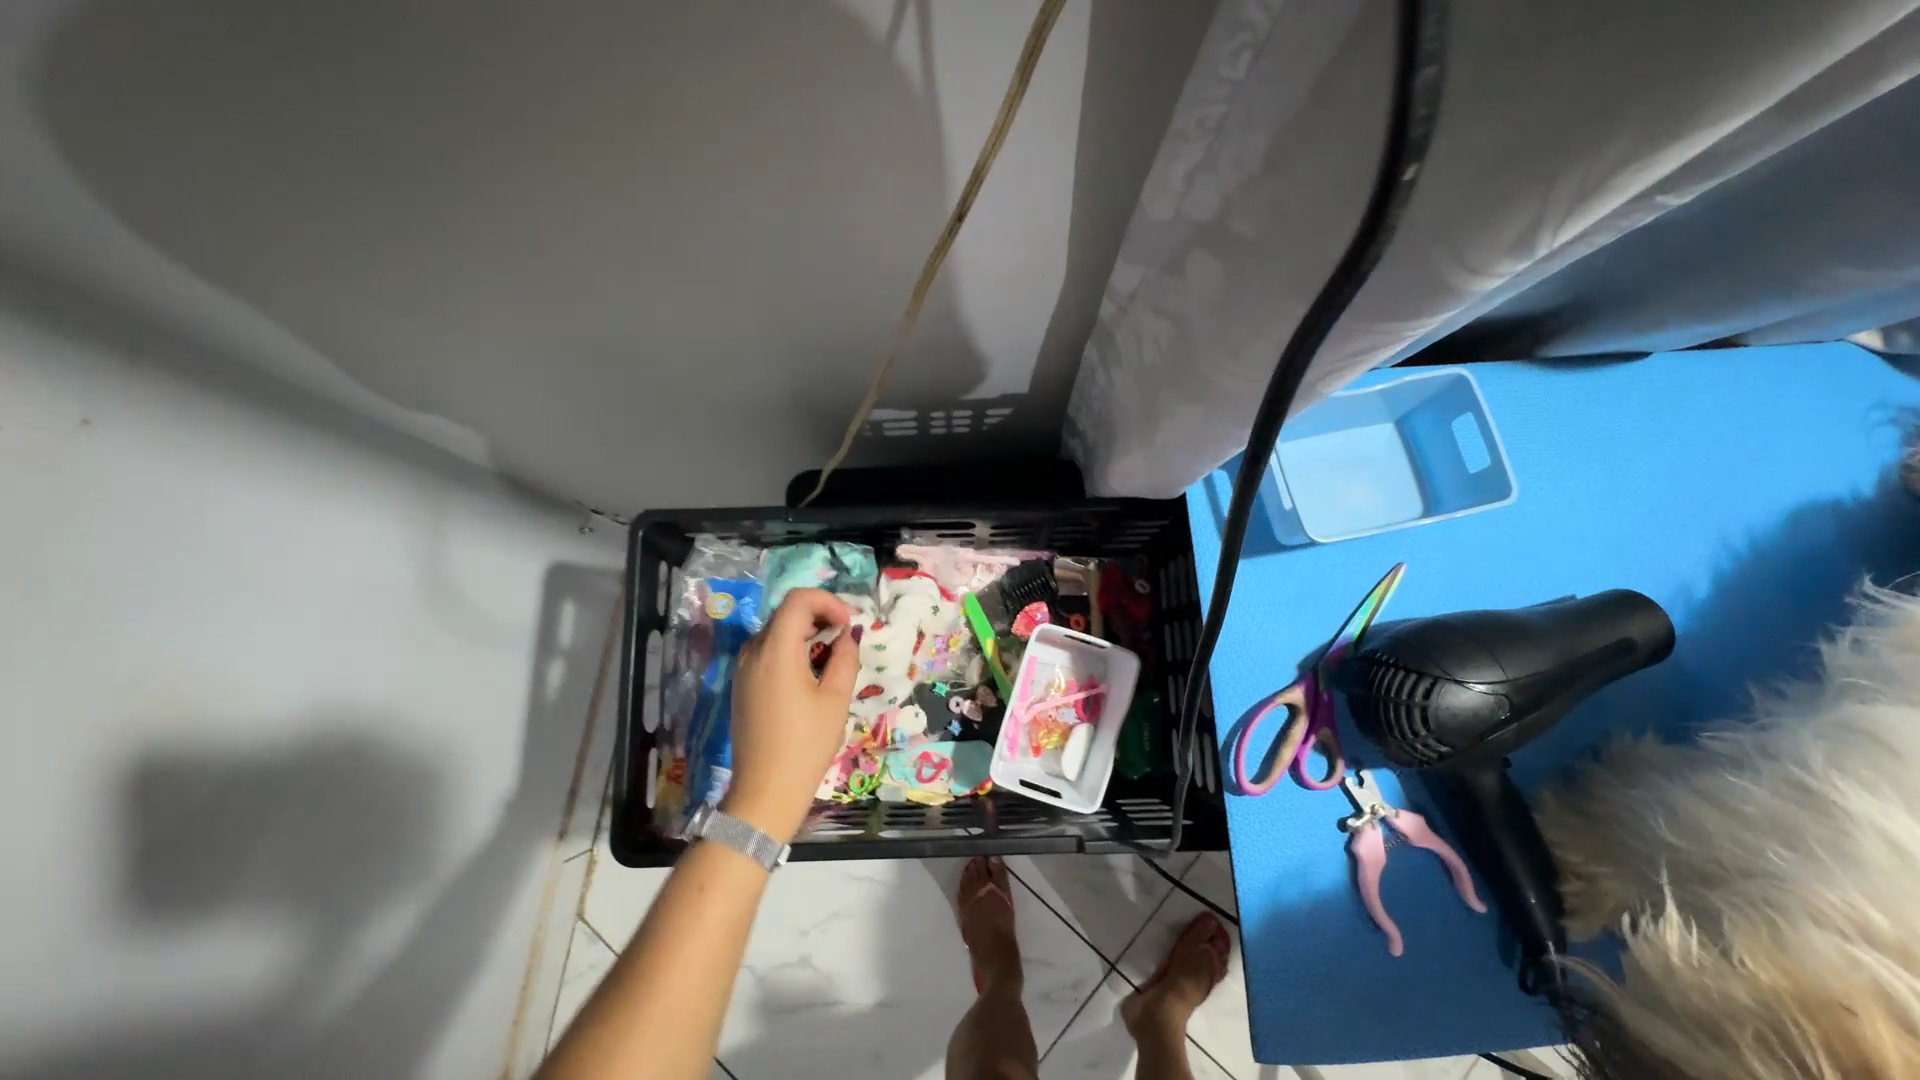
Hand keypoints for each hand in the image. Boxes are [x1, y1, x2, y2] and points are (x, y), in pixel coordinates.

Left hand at [721, 588, 859, 842]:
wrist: (766, 791)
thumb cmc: (806, 744)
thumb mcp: (835, 699)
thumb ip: (845, 658)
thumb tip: (847, 636)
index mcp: (775, 650)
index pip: (798, 600)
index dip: (828, 602)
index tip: (849, 624)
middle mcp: (753, 652)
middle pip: (786, 614)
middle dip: (819, 617)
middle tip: (846, 639)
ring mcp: (743, 669)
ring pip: (776, 633)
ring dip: (805, 634)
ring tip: (831, 659)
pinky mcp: (741, 686)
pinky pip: (767, 654)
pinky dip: (790, 652)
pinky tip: (809, 677)